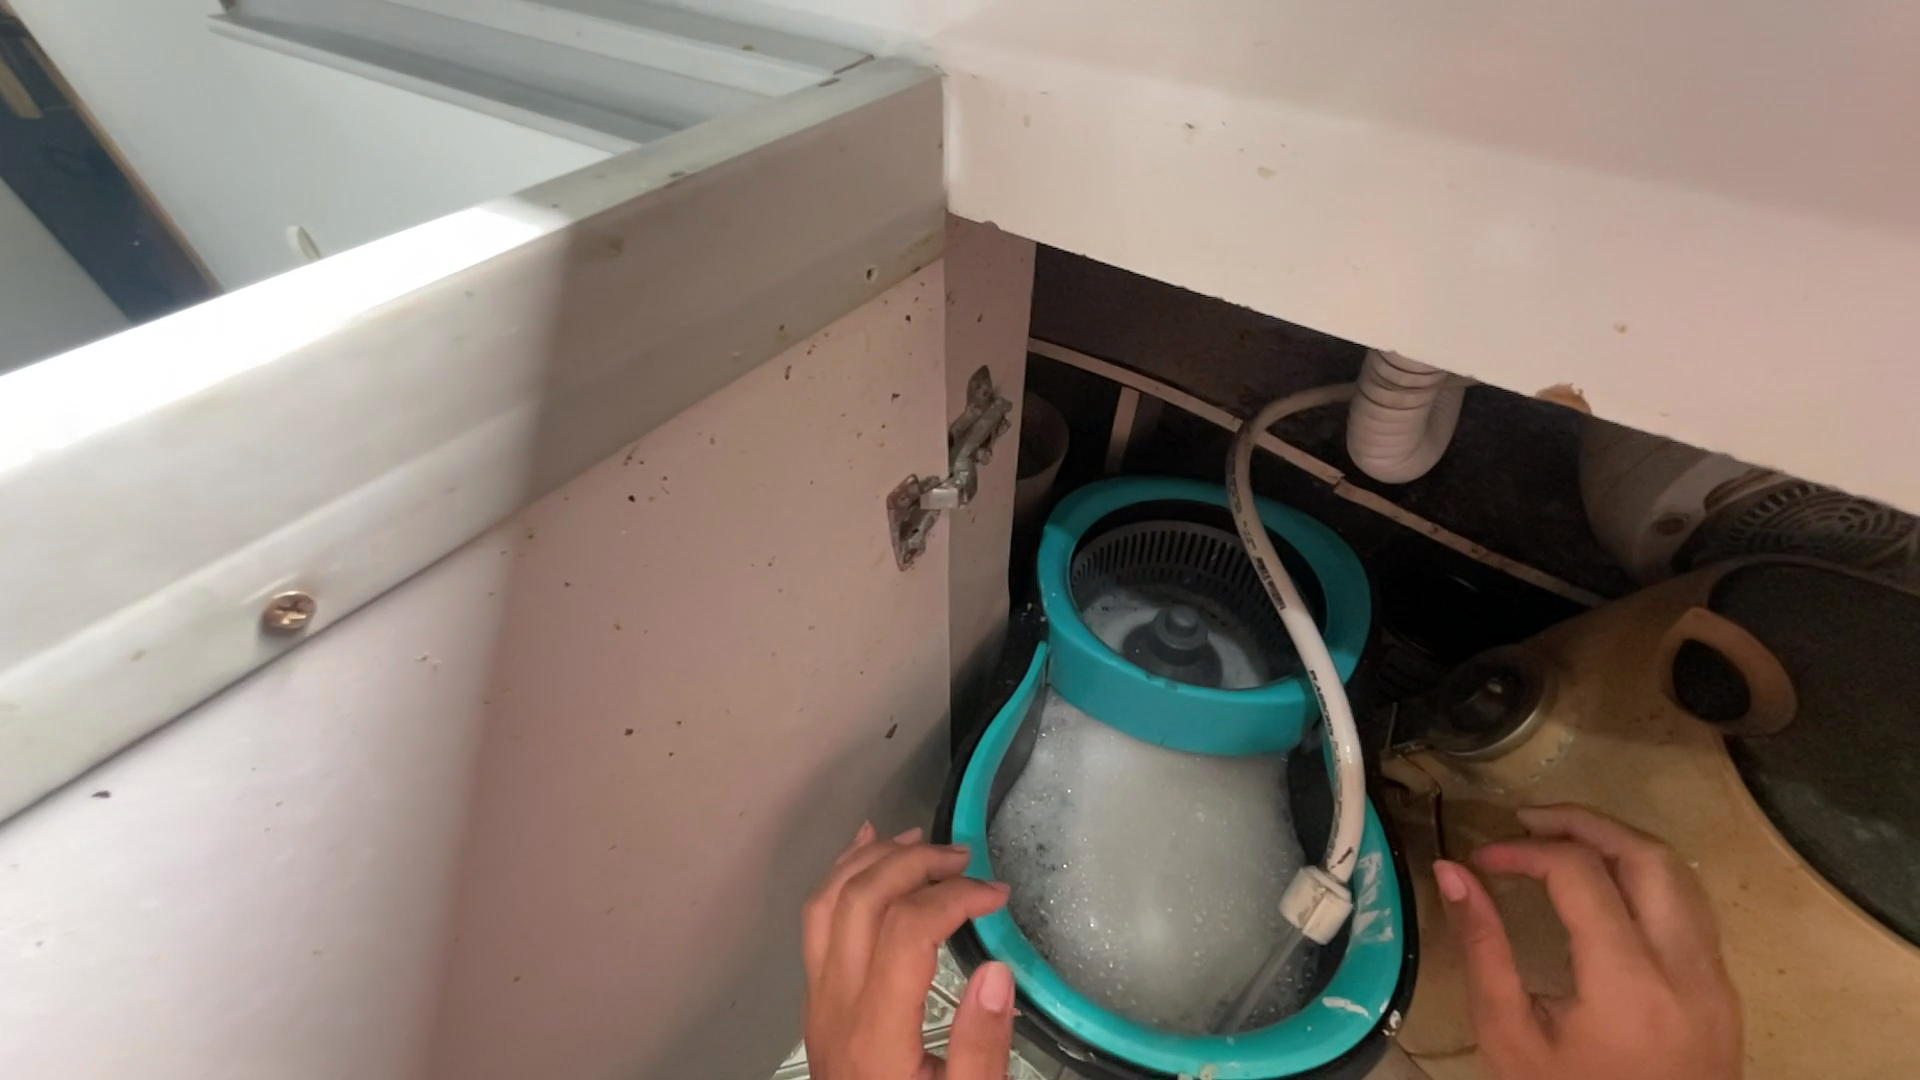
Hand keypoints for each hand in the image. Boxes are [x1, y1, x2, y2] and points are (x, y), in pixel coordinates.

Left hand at [802, 822, 1014, 1079]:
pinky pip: (816, 917)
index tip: (997, 895)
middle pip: (863, 899)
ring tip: (919, 840)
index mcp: (875, 1033)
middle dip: (916, 863)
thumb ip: (981, 1049)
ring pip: (830, 899)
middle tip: (964, 858)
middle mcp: (836, 1003)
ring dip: (874, 857)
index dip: (954, 896)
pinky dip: (842, 872)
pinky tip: (866, 847)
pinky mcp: (816, 995)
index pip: (906, 930)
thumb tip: (995, 969)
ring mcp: (818, 996)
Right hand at [1433, 804, 1742, 1079]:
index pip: (1581, 874)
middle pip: (1648, 857)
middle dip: (1580, 822)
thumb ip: (1481, 944)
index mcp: (1629, 984)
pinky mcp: (1720, 988)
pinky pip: (1688, 902)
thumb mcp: (1507, 1031)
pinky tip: (1596, 880)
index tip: (1481, 859)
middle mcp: (1687, 972)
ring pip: (1678, 873)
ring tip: (1556, 838)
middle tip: (1524, 820)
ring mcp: (1715, 980)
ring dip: (1613, 840)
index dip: (1523, 849)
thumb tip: (1450, 869)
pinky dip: (1638, 871)